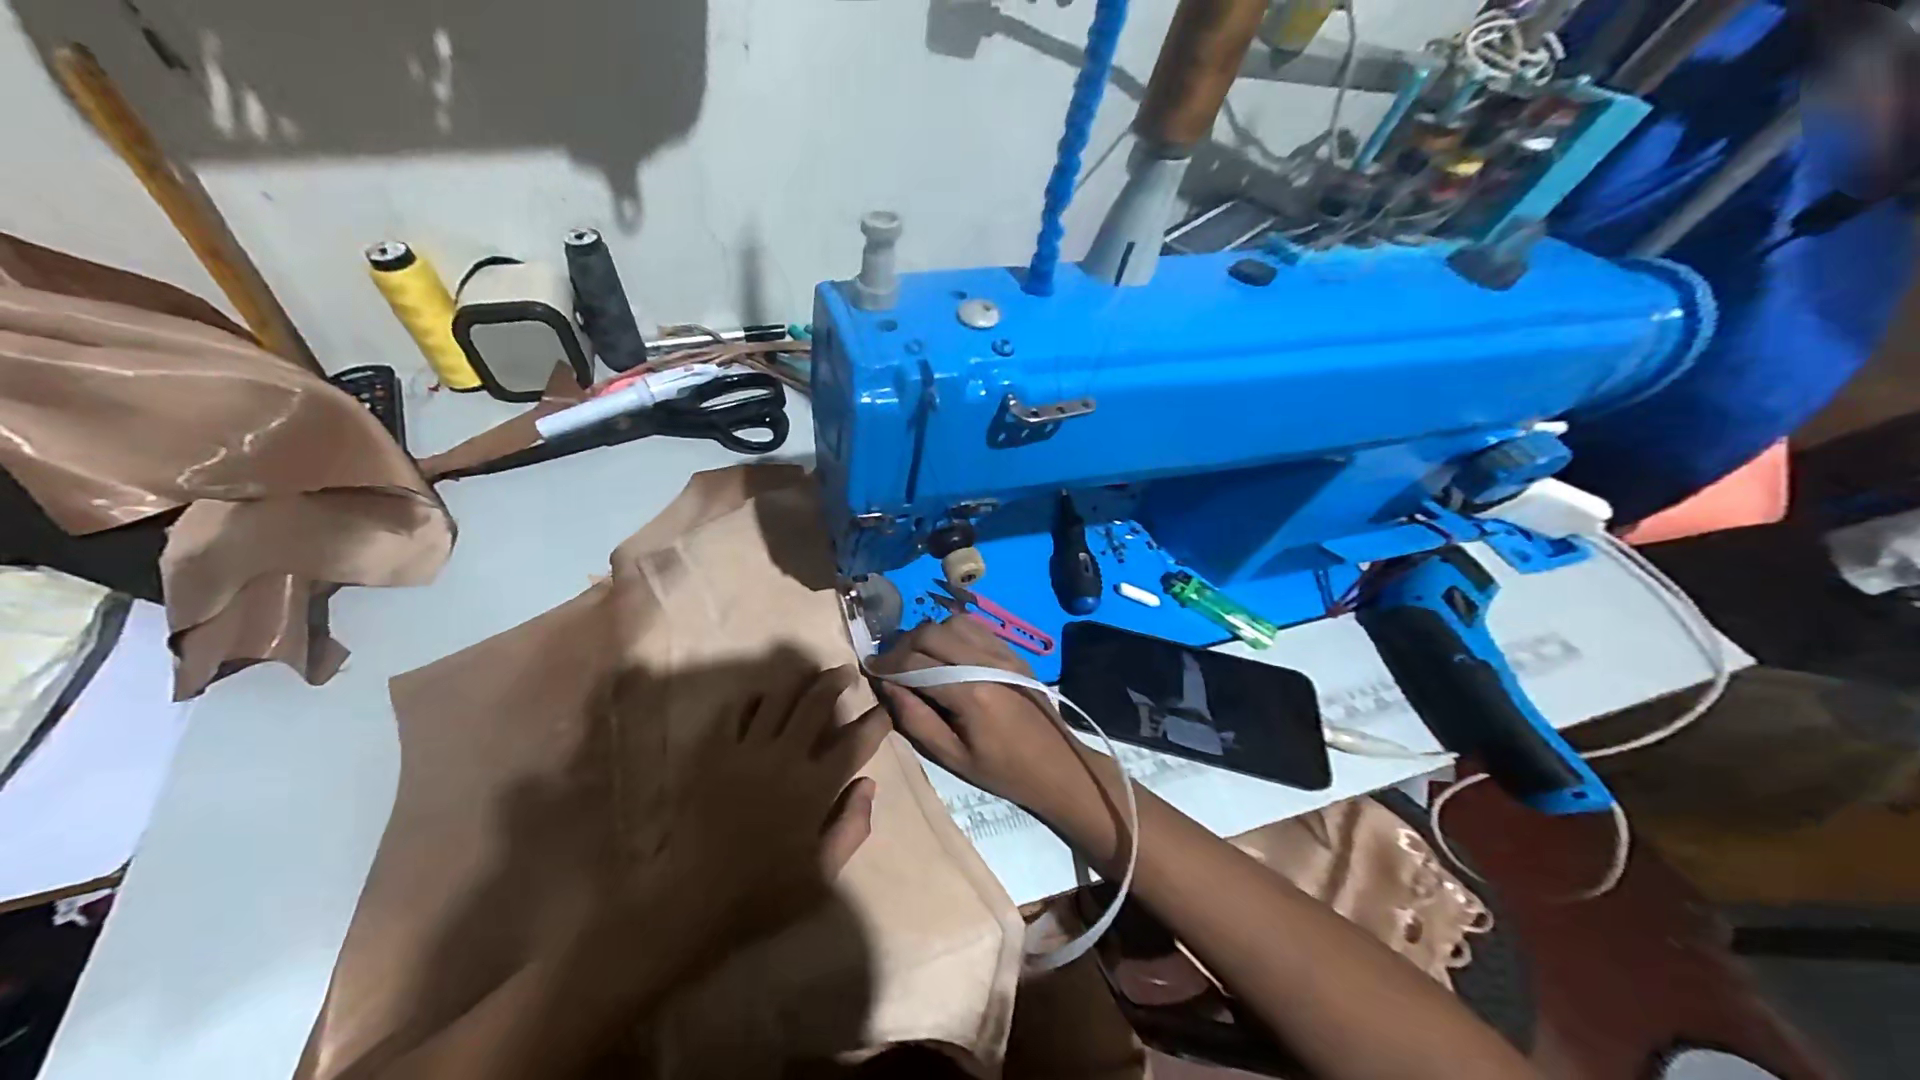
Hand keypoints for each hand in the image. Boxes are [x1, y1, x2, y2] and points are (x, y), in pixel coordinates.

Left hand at [619, 664, 890, 946]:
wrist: (694, 899)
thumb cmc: (764, 891)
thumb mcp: (824, 872)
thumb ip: (853, 826)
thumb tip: (868, 784)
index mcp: (815, 787)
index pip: (855, 742)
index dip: (875, 722)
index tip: (883, 711)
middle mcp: (785, 758)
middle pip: (816, 703)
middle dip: (837, 682)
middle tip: (847, 672)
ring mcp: (746, 751)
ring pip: (778, 697)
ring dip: (800, 679)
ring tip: (811, 671)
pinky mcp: (715, 753)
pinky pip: (737, 711)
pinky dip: (755, 698)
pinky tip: (764, 697)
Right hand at [868, 617, 1122, 857]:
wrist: (1058, 764)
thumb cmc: (1003, 770)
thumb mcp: (952, 757)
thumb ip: (916, 719)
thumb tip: (887, 687)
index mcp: (971, 693)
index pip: (916, 663)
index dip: (887, 664)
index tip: (869, 668)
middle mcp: (986, 662)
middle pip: (930, 633)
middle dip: (903, 645)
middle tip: (890, 664)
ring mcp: (1002, 652)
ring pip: (951, 622)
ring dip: (926, 634)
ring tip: (915, 656)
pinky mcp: (1011, 650)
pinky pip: (974, 626)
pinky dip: (951, 631)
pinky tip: (943, 650)